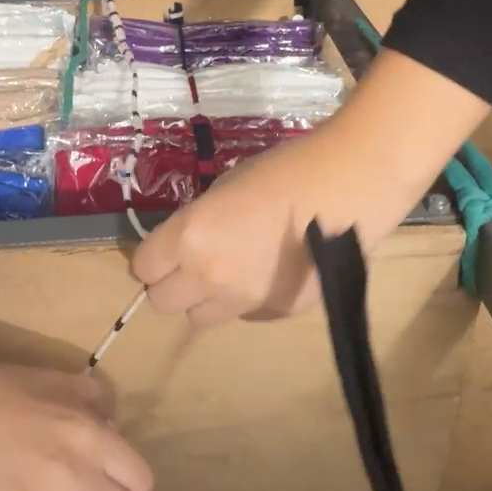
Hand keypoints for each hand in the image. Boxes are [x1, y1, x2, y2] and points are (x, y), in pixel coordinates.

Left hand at [131, 50, 490, 324]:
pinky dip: (246, 302)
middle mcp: (208, 276)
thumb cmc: (284, 171)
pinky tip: (270, 274)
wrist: (348, 188)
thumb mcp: (224, 189)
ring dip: (206, 300)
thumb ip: (198, 224)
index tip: (162, 253)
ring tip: (231, 274)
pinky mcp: (276, 313)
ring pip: (200, 318)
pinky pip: (244, 316)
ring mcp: (243, 301)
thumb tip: (187, 245)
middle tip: (192, 266)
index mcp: (189, 237)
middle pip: (163, 303)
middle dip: (172, 285)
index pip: (143, 268)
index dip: (151, 260)